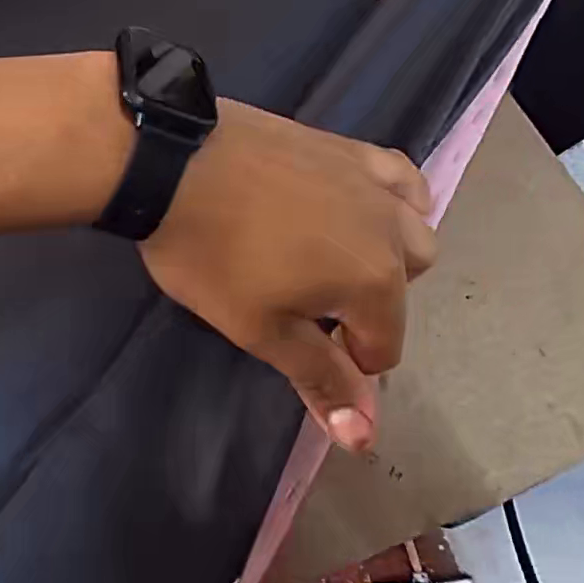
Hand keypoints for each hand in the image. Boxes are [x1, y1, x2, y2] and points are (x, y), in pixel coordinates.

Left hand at [137, 98, 438, 451]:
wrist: (171, 163)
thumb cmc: (210, 254)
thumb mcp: (260, 329)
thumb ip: (320, 378)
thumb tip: (366, 437)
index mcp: (374, 280)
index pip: (383, 347)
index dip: (346, 362)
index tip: (302, 347)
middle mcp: (390, 228)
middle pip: (404, 288)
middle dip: (370, 308)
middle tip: (313, 305)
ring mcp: (372, 180)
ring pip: (412, 231)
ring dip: (387, 257)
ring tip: (335, 258)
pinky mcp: (348, 146)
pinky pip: (398, 178)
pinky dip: (395, 201)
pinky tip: (362, 204)